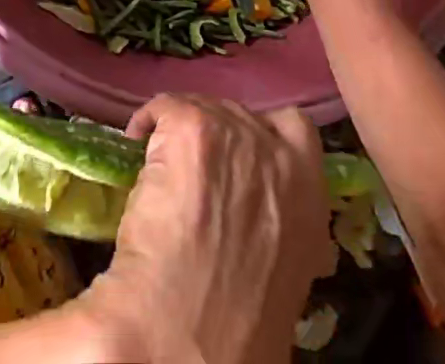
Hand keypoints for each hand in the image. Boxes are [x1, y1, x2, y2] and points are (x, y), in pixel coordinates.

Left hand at [78, 95, 335, 363]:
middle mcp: (282, 158)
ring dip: (185, 129)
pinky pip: (168, 106)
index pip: (296, 132)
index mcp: (311, 200)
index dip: (262, 139)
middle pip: (243, 117)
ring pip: (207, 109)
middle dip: (217, 137)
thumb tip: (264, 220)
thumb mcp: (282, 271)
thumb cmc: (233, 327)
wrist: (183, 337)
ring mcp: (239, 139)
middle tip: (189, 167)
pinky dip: (149, 120)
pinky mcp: (196, 130)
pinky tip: (133, 143)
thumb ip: (283, 229)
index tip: (235, 159)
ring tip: (161, 159)